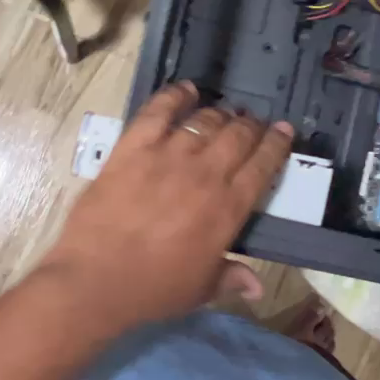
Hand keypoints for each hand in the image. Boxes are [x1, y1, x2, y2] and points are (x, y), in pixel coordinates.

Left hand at [37, 82, 294, 330]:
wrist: (95, 280)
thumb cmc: (153, 289)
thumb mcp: (200, 289)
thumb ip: (231, 278)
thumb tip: (258, 287)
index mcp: (228, 208)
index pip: (263, 165)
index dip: (277, 144)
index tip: (284, 130)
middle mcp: (205, 174)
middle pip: (238, 135)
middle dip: (252, 125)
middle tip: (253, 123)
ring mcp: (167, 156)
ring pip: (204, 121)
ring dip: (219, 114)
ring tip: (224, 112)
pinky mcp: (132, 148)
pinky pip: (158, 112)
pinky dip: (174, 96)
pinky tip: (186, 90)